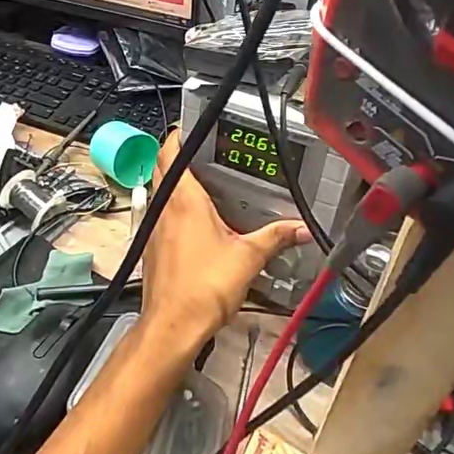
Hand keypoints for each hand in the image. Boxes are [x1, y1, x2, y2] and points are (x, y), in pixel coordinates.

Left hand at [139, 131, 309, 351]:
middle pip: (163, 168)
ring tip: (208, 184)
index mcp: (183, 201)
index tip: (196, 127)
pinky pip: (162, 217)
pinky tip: (199, 222)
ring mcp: (154, 229)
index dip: (179, 134)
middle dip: (181, 157)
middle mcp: (163, 209)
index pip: (169, 151)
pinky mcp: (154, 248)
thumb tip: (300, 229)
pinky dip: (176, 210)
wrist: (173, 326)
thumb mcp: (248, 258)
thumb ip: (275, 238)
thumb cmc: (204, 288)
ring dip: (177, 184)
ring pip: (161, 192)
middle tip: (207, 153)